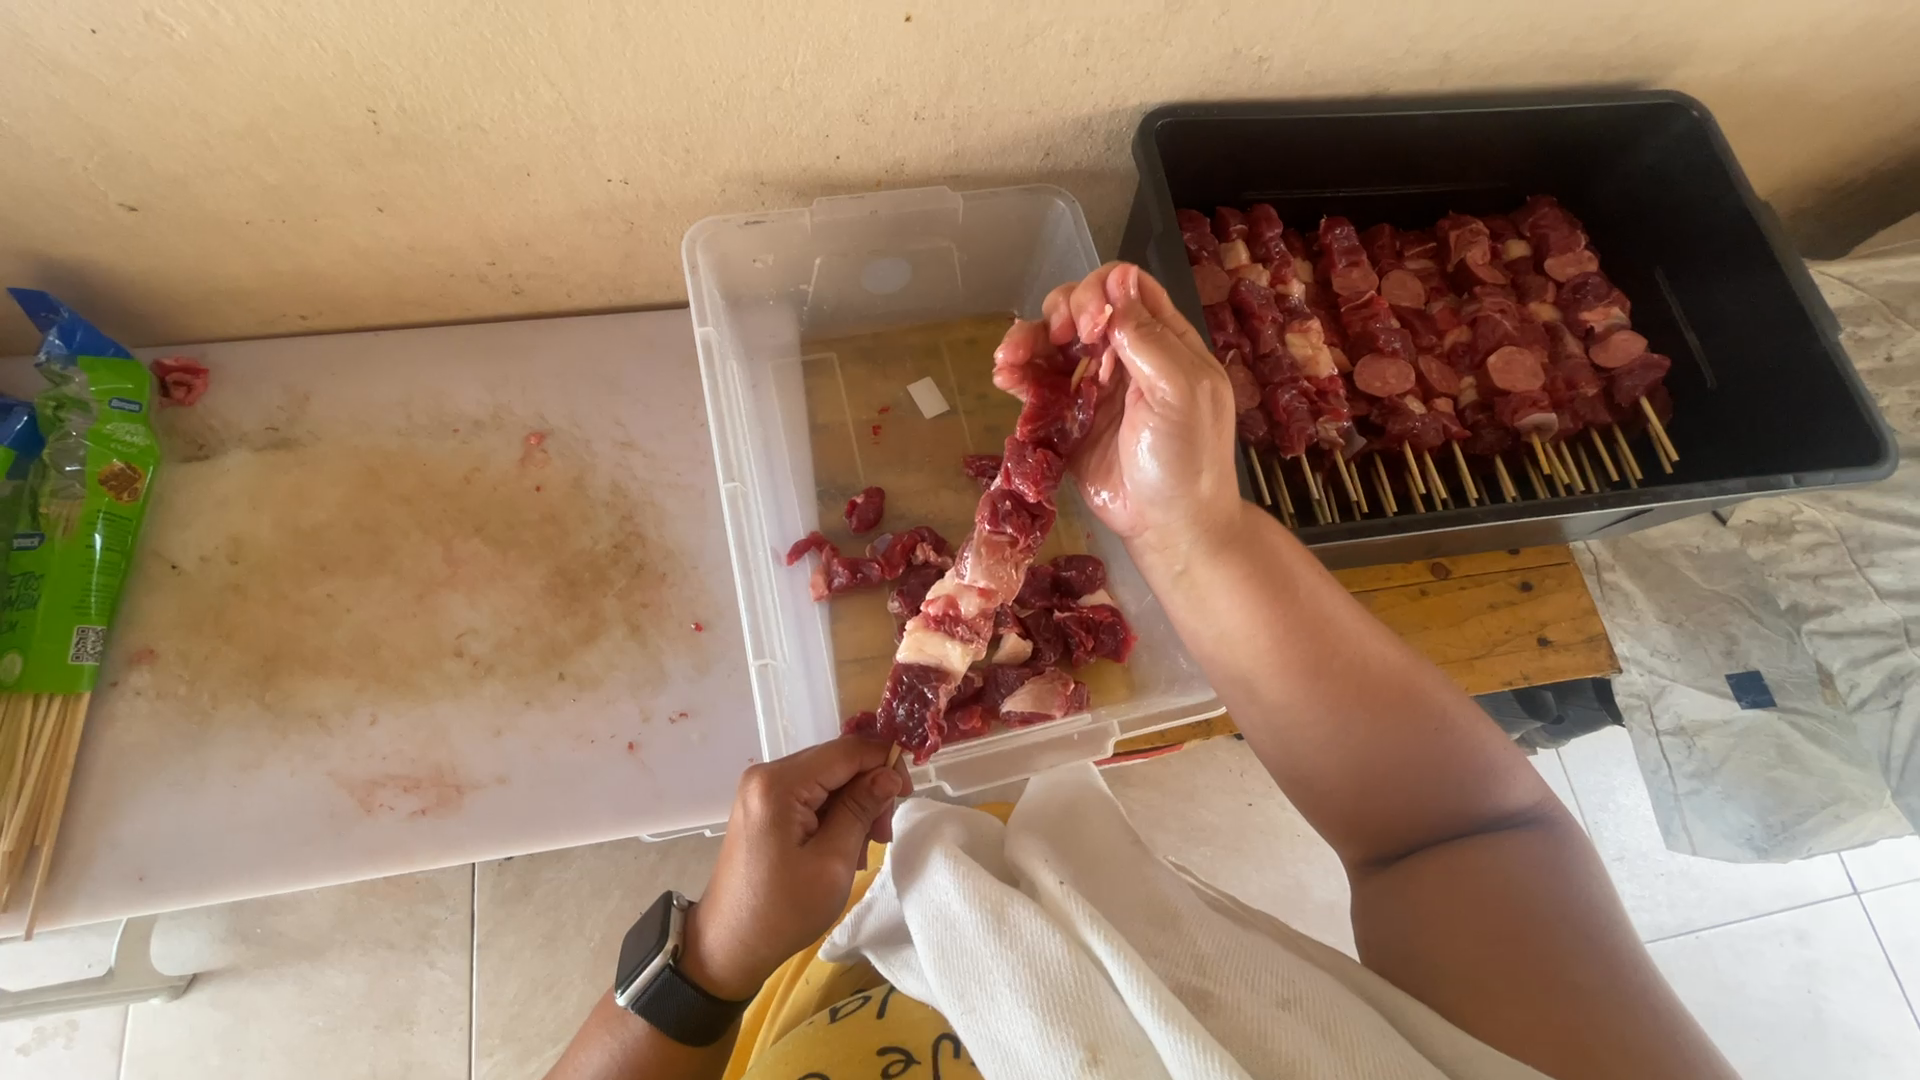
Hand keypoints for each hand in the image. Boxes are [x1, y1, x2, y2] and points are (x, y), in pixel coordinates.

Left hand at [678, 736, 909, 1000]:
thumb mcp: (833, 862)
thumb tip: (890, 772)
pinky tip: (842, 846)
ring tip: (863, 848)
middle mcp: (767, 774)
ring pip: (827, 778)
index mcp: (780, 784)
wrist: (727, 948)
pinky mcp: (763, 805)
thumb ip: (861, 809)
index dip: (883, 762)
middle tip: (883, 834)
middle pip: (837, 762)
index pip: (846, 751)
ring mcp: (762, 789)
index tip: (908, 792)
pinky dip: (834, 813)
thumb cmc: (781, 912)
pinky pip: (810, 794)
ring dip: (854, 805)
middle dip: (868, 790)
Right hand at [994, 262, 1242, 556]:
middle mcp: (1126, 357)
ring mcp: (1094, 388)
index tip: (1089, 328)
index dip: (1099, 292)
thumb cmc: (1186, 459)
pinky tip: (1005, 376)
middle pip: (1082, 309)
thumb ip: (1148, 337)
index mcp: (1163, 342)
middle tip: (1060, 341)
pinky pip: (1039, 385)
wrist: (1168, 526)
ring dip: (1028, 340)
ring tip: (1007, 359)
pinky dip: (1019, 374)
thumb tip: (1119, 277)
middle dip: (1060, 314)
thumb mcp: (1180, 391)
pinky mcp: (1068, 419)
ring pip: (1054, 344)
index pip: (1126, 288)